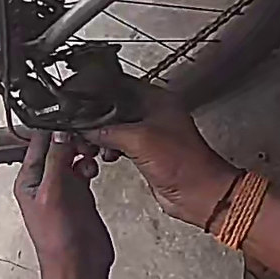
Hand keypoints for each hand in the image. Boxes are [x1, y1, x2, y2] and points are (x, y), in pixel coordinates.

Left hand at [14, 131, 112, 273]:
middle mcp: (44, 182)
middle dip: (71, 139)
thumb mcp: (53, 191)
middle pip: (56, 147)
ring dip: (81, 151)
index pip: (38, 144)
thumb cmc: (58, 239)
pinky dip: (89, 165)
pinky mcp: (80, 195)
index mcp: (29, 180)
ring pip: (72, 157)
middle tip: (83, 136)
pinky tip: (93, 168)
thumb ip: (56, 159)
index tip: (67, 119)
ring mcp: (63, 188)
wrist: (78, 265)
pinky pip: (84, 170)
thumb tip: (60, 133)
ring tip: (88, 152)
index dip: (52, 130)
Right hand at [86, 82, 237, 228]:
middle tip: (82, 124)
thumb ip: (108, 130)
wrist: (197, 193)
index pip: (121, 85)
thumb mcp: (138, 139)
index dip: (100, 90)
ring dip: (101, 134)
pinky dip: (109, 148)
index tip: (82, 97)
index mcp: (157, 100)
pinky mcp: (146, 152)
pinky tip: (104, 155)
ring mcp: (150, 133)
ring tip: (91, 143)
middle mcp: (154, 113)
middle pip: (116, 106)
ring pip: (117, 126)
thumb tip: (86, 129)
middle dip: (97, 116)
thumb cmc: (183, 163)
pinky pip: (120, 143)